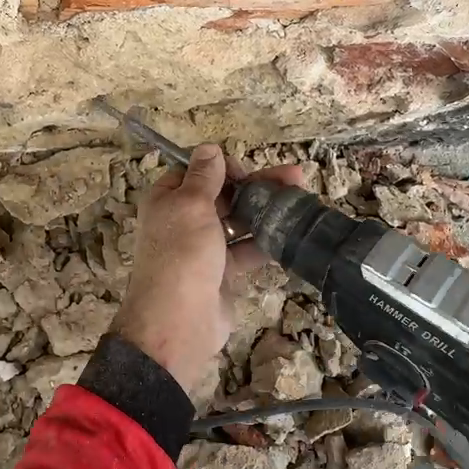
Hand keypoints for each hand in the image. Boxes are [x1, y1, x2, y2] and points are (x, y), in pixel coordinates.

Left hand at [112, 144, 306, 398]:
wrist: (178, 322)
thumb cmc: (181, 254)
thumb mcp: (191, 206)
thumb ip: (204, 177)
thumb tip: (209, 147)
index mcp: (167, 200)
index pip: (196, 172)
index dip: (222, 167)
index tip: (245, 171)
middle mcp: (182, 220)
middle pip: (223, 195)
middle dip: (256, 185)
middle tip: (294, 177)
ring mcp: (204, 248)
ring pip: (238, 221)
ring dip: (267, 210)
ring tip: (301, 199)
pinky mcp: (223, 272)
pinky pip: (247, 250)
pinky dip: (266, 241)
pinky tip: (292, 231)